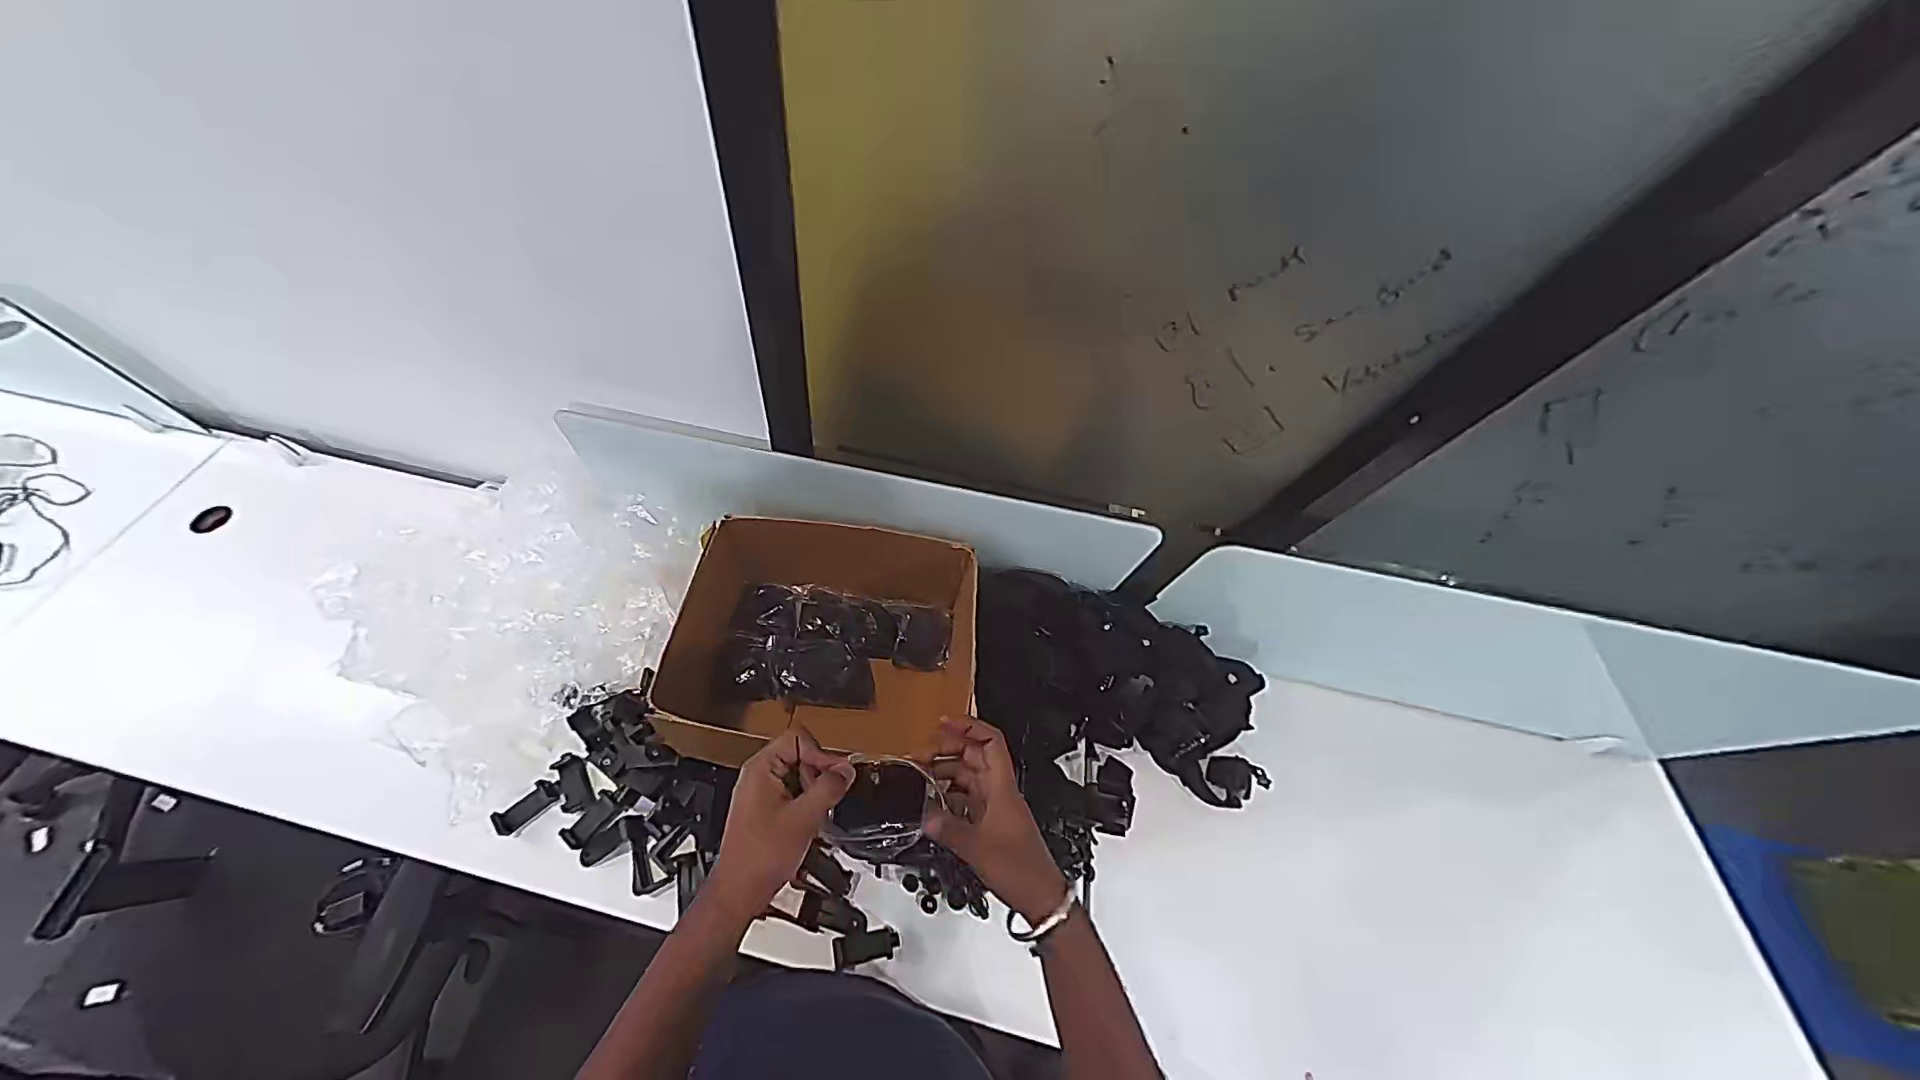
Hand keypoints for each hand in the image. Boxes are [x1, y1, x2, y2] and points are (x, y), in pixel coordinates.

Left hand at [705, 725, 854, 924]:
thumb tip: (846, 769)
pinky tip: (807, 823)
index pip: (798, 739)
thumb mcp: (803, 818)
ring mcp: (760, 791)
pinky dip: (806, 803)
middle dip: (818, 774)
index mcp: (760, 768)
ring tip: (815, 814)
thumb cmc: (758, 858)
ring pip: (799, 774)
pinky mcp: (765, 808)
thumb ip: (828, 788)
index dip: (821, 754)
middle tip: (827, 796)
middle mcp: (758, 775)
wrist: (740, 891)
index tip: (835, 774)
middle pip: (800, 754)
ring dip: (814, 790)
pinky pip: (793, 791)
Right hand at [924, 715, 1070, 923]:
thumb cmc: (1021, 869)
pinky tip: (934, 801)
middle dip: (947, 748)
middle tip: (921, 754)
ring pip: (968, 775)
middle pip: (974, 755)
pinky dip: (949, 795)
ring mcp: (995, 805)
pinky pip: (967, 797)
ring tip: (922, 774)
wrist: (1039, 894)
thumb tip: (925, 816)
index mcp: (1002, 787)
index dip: (968, 726)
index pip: (990, 741)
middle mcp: (999, 791)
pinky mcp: (990, 820)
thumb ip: (947, 829)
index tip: (944, 722)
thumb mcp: (977, 848)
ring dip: (945, 771)